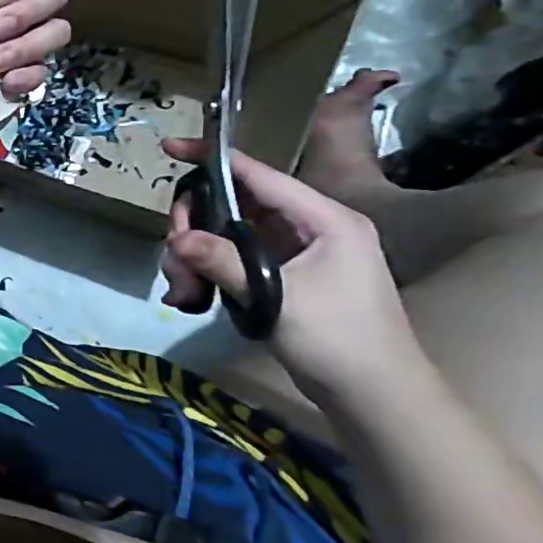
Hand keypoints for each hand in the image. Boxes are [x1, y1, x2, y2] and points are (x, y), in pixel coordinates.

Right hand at [159, 138, 428, 396]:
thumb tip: (176, 237)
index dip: (213, 159)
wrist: (372, 395)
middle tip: (174, 258)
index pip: (259, 175)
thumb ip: (224, 261)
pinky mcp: (277, 272)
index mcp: (326, 220)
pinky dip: (202, 270)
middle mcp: (308, 226)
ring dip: (192, 255)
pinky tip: (190, 295)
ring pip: (221, 232)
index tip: (169, 147)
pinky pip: (226, 255)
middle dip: (192, 226)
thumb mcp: (276, 297)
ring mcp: (291, 250)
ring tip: (183, 290)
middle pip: (230, 205)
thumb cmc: (338, 340)